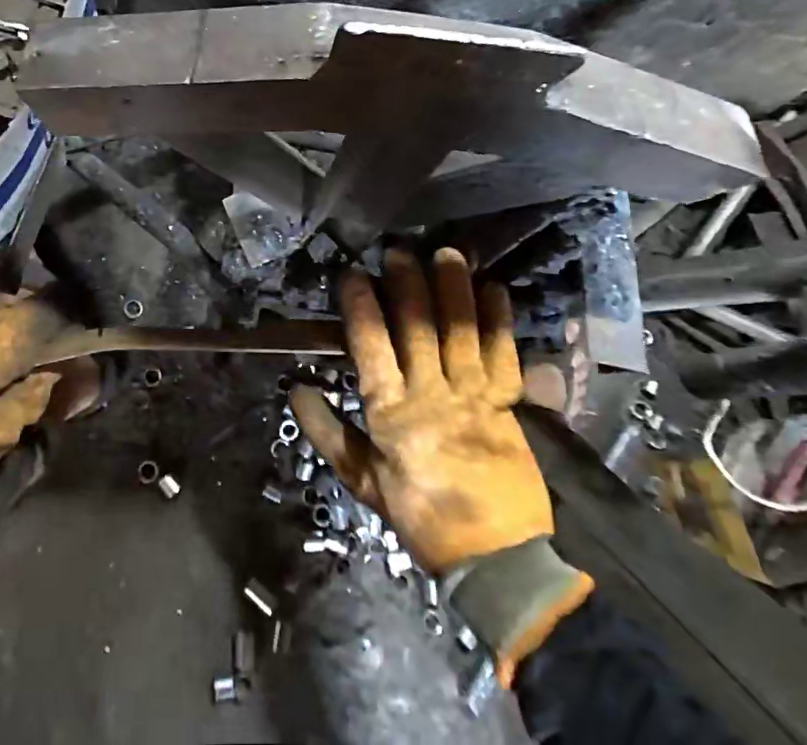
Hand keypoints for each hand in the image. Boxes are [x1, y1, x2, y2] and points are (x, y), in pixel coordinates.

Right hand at [292, 247, 553, 574]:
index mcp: (391, 416)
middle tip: (399, 251)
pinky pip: (505, 351)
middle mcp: (433, 395)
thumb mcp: (364, 484)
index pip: (370, 347)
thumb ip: (329, 434)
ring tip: (447, 252)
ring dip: (454, 288)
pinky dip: (499, 318)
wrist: (496, 555)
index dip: (361, 306)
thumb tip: (297, 389)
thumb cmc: (422, 518)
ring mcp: (476, 395)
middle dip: (407, 283)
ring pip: (461, 330)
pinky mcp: (510, 401)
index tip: (354, 274)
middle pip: (417, 327)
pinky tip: (494, 288)